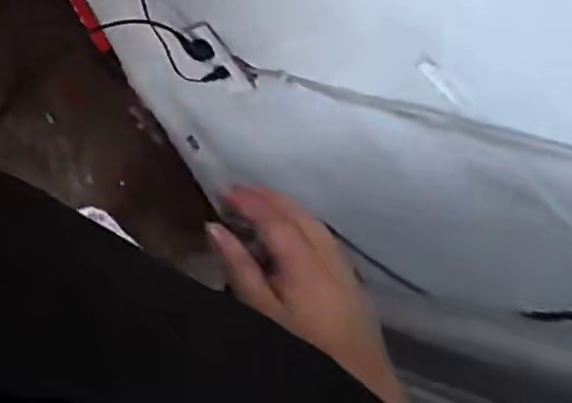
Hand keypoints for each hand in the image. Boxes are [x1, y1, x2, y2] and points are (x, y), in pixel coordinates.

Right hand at [211, 186, 404, 402]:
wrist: (358, 385)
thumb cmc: (301, 343)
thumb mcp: (260, 307)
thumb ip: (238, 265)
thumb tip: (213, 226)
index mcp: (307, 268)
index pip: (276, 221)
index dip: (249, 201)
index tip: (222, 190)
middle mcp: (332, 264)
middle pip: (303, 218)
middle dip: (270, 197)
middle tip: (238, 188)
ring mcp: (349, 275)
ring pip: (320, 228)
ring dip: (289, 208)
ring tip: (261, 201)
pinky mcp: (355, 287)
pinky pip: (329, 241)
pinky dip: (306, 224)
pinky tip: (292, 229)